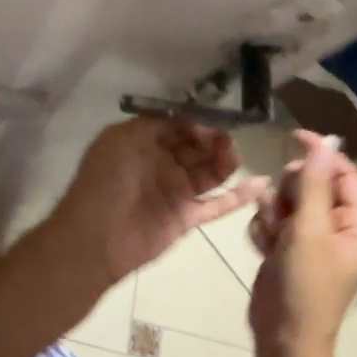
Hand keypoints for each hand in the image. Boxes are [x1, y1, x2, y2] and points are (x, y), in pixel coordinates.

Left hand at [39, 117, 269, 287]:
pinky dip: (238, 196)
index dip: (196, 122)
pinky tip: (260, 183)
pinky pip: (216, 204)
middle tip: (229, 138)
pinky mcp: (186, 218)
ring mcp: (174, 192)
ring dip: (224, 162)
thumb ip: (154, 125)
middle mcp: (159, 164)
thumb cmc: (106, 181)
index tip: (216, 119)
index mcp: (142, 143)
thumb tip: (189, 122)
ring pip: (207, 173)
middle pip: (194, 148)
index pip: (176, 127)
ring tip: (236, 155)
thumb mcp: (122, 139)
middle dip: (212, 140)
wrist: (96, 237)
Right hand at [247, 130, 356, 356]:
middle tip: (283, 213)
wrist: (283, 336)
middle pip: (310, 182)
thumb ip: (315, 183)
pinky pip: (271, 217)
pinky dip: (265, 228)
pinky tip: (265, 249)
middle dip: (289, 192)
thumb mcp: (309, 229)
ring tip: (274, 238)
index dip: (320, 153)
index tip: (292, 137)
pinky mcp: (287, 246)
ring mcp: (311, 236)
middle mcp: (337, 225)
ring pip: (286, 198)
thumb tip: (325, 141)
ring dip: (273, 212)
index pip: (342, 171)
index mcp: (356, 222)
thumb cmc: (305, 285)